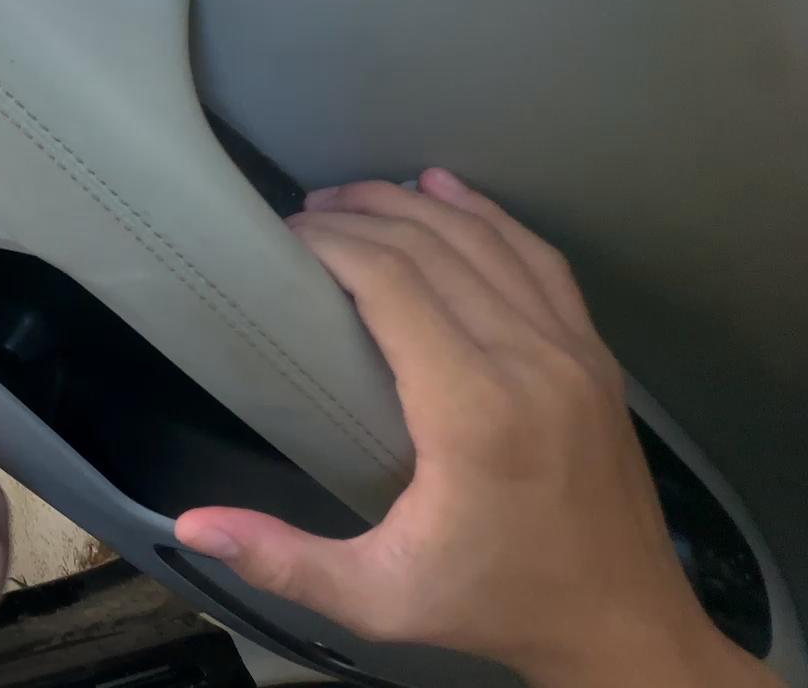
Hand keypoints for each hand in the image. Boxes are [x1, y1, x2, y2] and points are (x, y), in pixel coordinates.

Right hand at [174, 168, 775, 687]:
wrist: (632, 636)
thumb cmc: (493, 603)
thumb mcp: (378, 598)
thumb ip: (283, 559)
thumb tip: (190, 524)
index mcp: (472, 409)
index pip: (391, 281)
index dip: (329, 243)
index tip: (280, 239)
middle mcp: (529, 362)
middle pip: (428, 247)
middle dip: (353, 216)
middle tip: (296, 218)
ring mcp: (572, 351)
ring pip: (483, 239)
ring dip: (409, 204)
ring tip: (346, 196)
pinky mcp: (593, 354)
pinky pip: (537, 257)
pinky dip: (486, 213)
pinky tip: (446, 188)